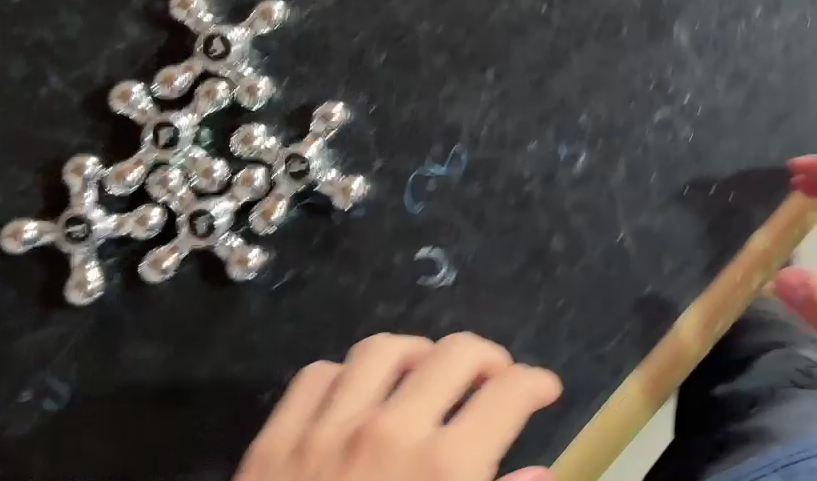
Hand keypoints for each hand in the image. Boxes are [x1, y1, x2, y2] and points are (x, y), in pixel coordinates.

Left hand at [235, 332, 561, 480]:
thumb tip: (542, 474)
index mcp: (444, 468)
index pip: (512, 390)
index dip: (538, 383)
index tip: (543, 392)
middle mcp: (393, 433)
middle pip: (458, 351)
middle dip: (489, 359)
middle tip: (492, 382)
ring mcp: (327, 434)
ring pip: (386, 349)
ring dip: (416, 356)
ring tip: (423, 378)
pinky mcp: (272, 446)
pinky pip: (317, 376)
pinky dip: (344, 378)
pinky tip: (356, 401)